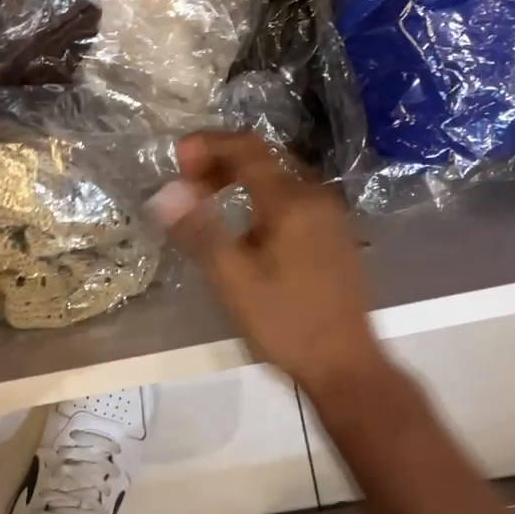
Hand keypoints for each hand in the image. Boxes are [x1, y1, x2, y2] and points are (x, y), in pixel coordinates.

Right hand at [151, 130, 387, 394]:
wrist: (349, 369)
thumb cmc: (287, 324)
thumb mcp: (233, 280)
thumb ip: (199, 230)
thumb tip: (165, 193)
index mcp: (291, 201)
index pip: (247, 147)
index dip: (209, 144)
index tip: (178, 158)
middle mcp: (315, 196)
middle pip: (264, 156)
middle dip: (221, 159)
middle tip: (188, 180)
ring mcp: (330, 214)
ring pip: (279, 174)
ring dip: (240, 175)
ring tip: (209, 198)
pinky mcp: (335, 234)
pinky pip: (293, 194)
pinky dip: (261, 193)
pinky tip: (245, 223)